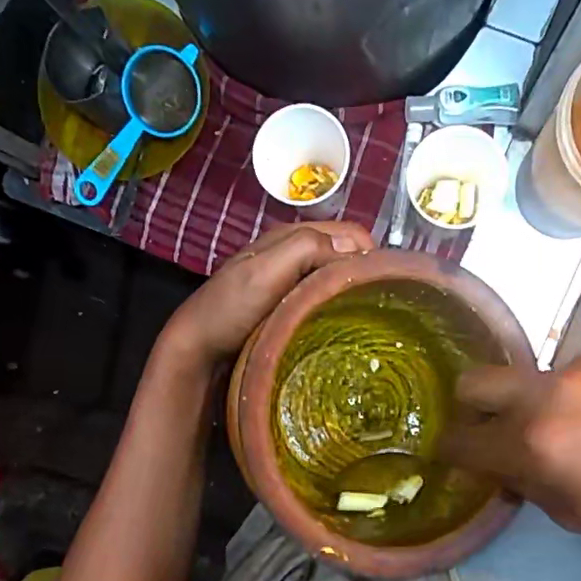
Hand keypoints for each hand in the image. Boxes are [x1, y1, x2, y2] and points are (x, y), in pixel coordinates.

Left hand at [161, 222, 373, 365]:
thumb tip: (356, 249)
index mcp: (293, 237)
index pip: (352, 233)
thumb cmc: (230, 308)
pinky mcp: (291, 304)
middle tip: (378, 304)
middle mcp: (297, 254)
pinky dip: (339, 304)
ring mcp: (293, 280)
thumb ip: (307, 248)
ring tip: (366, 315)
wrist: (197, 347)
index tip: (383, 285)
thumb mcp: (266, 271)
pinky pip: (326, 297)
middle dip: (366, 271)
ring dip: (353, 289)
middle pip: (347, 254)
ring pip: (338, 276)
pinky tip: (342, 322)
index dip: (371, 253)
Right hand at [442, 341, 580, 568]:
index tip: (463, 461)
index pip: (463, 438)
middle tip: (506, 441)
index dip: (454, 452)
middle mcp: (554, 386)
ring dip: (543, 404)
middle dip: (476, 411)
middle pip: (477, 382)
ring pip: (537, 377)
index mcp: (540, 438)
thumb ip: (538, 486)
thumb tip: (515, 467)